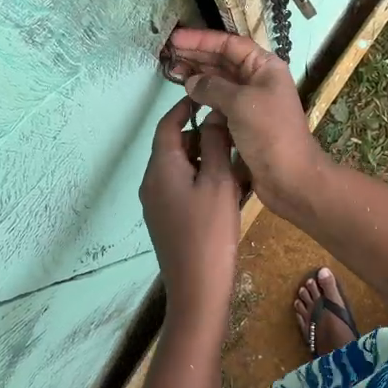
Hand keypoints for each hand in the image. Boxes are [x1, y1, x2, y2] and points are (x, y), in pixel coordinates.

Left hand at [139, 97, 240, 315]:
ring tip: (235, 162)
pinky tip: (226, 189)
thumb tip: (213, 113)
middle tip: (232, 134)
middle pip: (173, 145)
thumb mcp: (219, 180)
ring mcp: (156, 203)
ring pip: (179, 166)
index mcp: (161, 167)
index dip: (185, 107)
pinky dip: (200, 178)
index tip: (209, 97)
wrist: (197, 290)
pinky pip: (180, 186)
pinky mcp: (165, 220)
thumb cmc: (210, 230)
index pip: (167, 124)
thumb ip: (217, 142)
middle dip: (202, 135)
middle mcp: (152, 182)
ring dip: (204, 158)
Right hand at [164, 28, 327, 215]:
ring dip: (198, 76)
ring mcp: (251, 101)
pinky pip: (220, 103)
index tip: (176, 38)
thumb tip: (192, 81)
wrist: (290, 177)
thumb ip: (213, 88)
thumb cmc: (270, 133)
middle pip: (224, 60)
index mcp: (265, 67)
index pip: (230, 44)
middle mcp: (259, 79)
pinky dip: (204, 99)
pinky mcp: (244, 122)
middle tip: (168, 55)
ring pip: (220, 81)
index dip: (202, 39)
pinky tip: (187, 98)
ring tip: (172, 73)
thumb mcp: (241, 103)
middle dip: (197, 56)